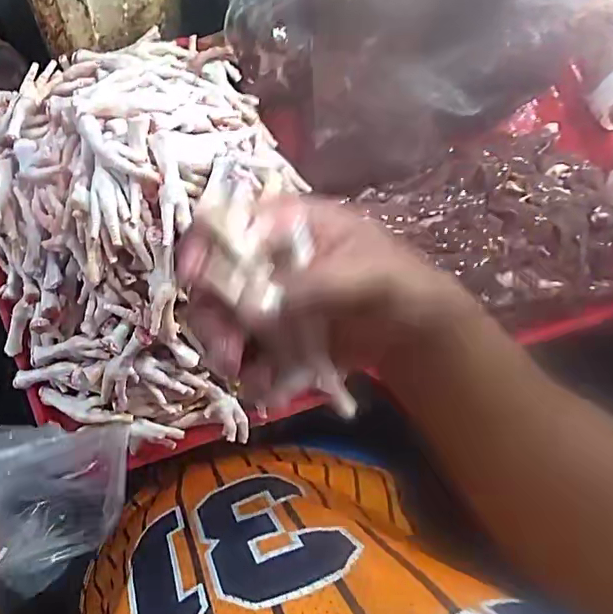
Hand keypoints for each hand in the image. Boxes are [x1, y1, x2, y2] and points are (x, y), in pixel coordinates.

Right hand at [180, 197, 481, 375]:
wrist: (419, 328)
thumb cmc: (399, 281)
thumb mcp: (365, 275)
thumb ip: (314, 285)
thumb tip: (253, 309)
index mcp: (287, 225)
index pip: (230, 224)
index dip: (203, 244)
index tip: (193, 275)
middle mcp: (268, 261)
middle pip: (214, 281)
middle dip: (213, 318)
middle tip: (227, 352)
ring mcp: (269, 302)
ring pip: (224, 323)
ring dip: (226, 351)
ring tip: (247, 375)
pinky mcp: (277, 340)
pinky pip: (250, 357)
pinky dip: (255, 376)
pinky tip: (273, 389)